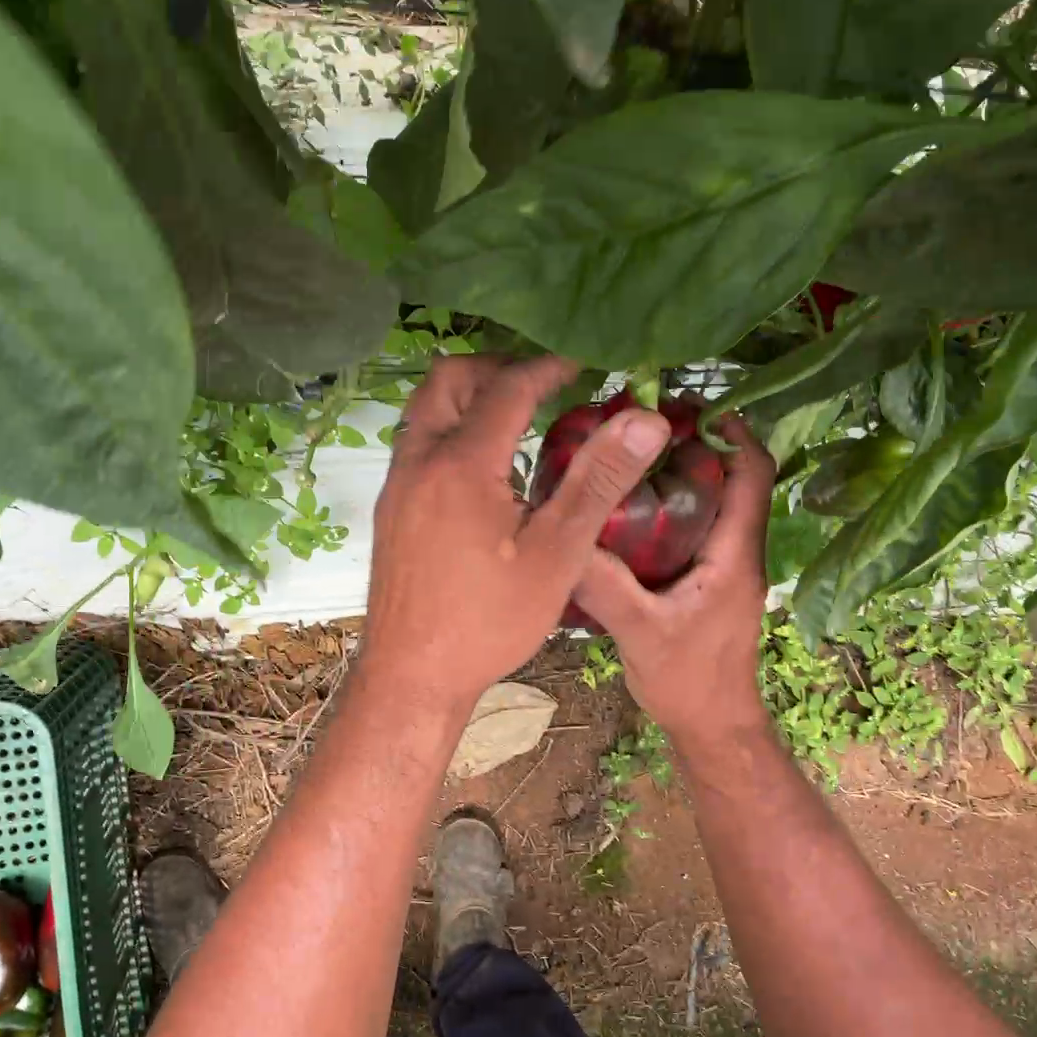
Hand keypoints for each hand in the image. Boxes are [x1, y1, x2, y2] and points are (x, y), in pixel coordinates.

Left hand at [361, 355, 671, 702]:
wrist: (412, 675)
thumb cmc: (489, 621)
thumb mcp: (557, 553)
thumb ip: (598, 480)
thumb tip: (645, 420)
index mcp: (461, 463)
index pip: (508, 387)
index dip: (549, 366)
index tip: (585, 360)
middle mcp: (418, 460)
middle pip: (448, 379)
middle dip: (497, 369)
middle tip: (543, 385)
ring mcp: (397, 485)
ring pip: (426, 410)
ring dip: (469, 398)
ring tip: (519, 419)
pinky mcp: (391, 508)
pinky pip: (418, 443)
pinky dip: (451, 430)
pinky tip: (487, 469)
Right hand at [572, 417, 776, 749]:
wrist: (711, 725)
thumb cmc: (688, 680)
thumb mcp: (641, 632)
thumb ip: (606, 586)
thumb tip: (564, 537)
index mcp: (735, 552)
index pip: (752, 472)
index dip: (731, 429)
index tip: (685, 404)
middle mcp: (736, 549)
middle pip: (730, 476)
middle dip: (693, 442)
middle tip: (639, 424)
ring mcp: (721, 565)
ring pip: (709, 500)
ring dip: (679, 471)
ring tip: (626, 455)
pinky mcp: (703, 579)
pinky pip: (691, 525)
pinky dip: (665, 504)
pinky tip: (622, 508)